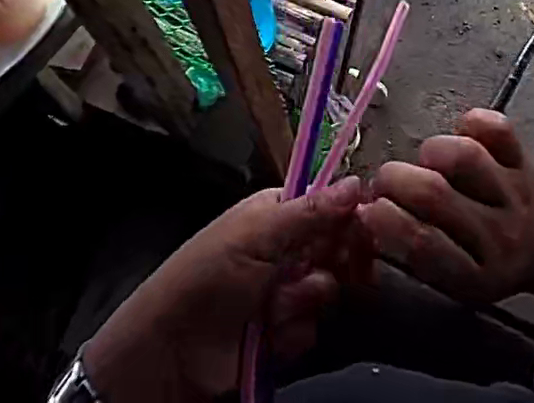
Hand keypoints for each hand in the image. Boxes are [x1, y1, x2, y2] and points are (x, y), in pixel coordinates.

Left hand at [85, 177, 367, 402]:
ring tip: (271, 308)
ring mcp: (285, 288)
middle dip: (326, 265)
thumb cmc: (209, 276)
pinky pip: (312, 326)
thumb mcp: (259, 236)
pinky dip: (292, 332)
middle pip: (335, 247)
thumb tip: (355, 181)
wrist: (172, 352)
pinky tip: (267, 334)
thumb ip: (311, 211)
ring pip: (327, 289)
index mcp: (277, 212)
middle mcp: (285, 246)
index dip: (348, 219)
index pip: (329, 206)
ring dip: (302, 301)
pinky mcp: (284, 330)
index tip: (362, 233)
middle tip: (312, 272)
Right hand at [357, 109, 533, 302]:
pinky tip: (460, 131)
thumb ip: (406, 250)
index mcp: (474, 277)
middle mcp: (499, 237)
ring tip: (425, 160)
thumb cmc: (481, 260)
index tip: (365, 208)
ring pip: (464, 157)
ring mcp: (515, 195)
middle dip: (395, 179)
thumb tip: (359, 214)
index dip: (385, 221)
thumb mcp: (448, 277)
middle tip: (385, 179)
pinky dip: (473, 121)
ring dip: (430, 151)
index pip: (423, 245)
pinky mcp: (525, 160)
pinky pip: (498, 129)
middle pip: (436, 194)